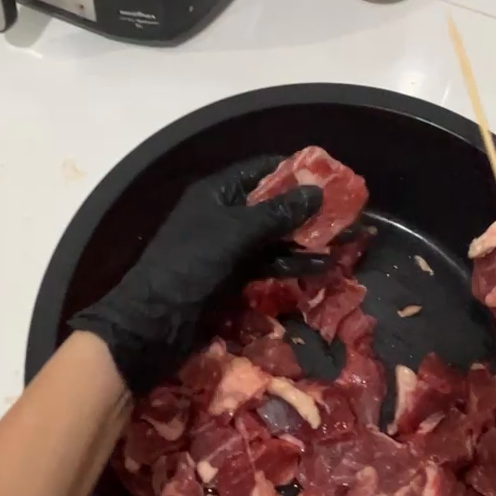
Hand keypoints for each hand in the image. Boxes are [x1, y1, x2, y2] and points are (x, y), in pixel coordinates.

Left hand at [71, 156, 321, 392]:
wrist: (151, 325)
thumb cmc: (189, 266)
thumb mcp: (235, 234)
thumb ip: (277, 213)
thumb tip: (316, 192)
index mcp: (216, 192)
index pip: (261, 170)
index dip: (294, 170)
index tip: (329, 174)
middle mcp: (222, 214)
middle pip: (270, 203)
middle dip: (305, 208)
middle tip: (344, 210)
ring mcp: (226, 247)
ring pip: (273, 236)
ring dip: (304, 238)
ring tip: (342, 239)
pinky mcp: (231, 277)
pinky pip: (267, 263)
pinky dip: (292, 263)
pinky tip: (321, 266)